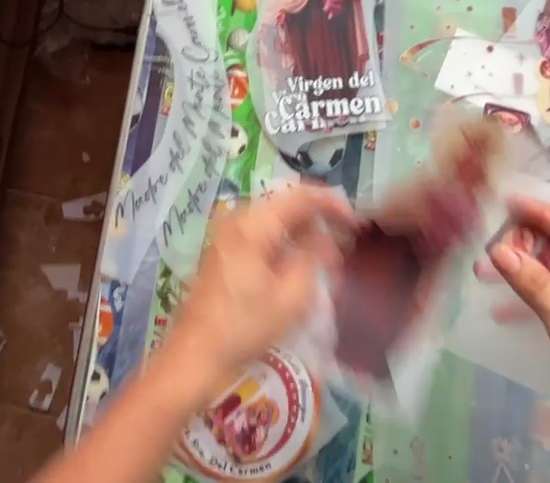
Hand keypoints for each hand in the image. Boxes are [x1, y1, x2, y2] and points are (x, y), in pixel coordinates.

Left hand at [161, 185, 353, 397]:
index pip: (300, 196)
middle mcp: (238, 219)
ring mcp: (229, 233)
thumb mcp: (290, 298)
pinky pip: (264, 235)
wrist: (195, 354)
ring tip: (328, 259)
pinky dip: (285, 245)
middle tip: (344, 243)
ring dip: (303, 235)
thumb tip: (327, 237)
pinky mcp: (226, 249)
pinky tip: (302, 267)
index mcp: (253, 223)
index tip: (355, 221)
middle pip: (287, 205)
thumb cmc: (243, 327)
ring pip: (276, 221)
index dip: (332, 203)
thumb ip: (314, 258)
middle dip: (318, 222)